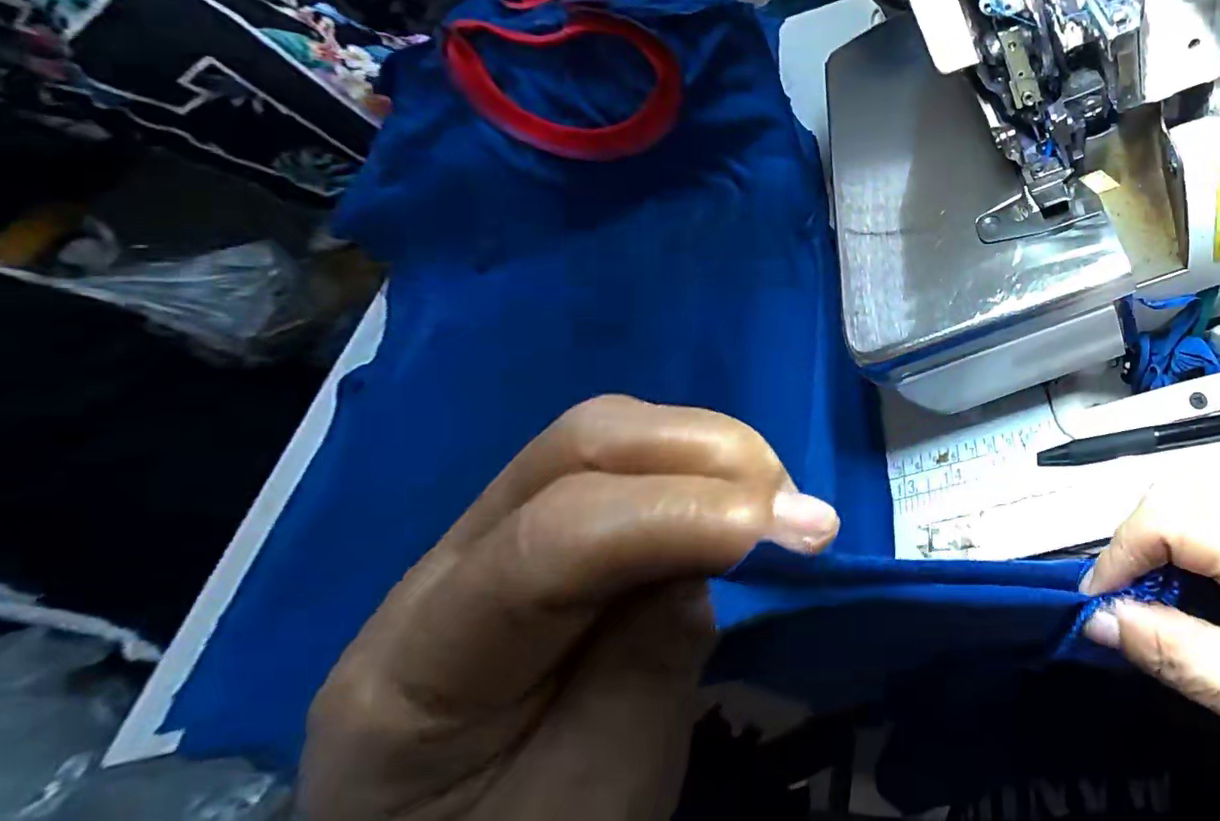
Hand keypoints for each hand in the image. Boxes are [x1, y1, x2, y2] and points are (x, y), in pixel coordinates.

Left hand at [300, 396, 840, 820]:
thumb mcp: (592, 797)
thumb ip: (646, 667)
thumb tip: (714, 550)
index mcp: (420, 660)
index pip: (554, 538)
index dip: (684, 516)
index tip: (799, 538)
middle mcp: (442, 565)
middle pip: (579, 447)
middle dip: (707, 457)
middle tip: (796, 515)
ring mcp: (489, 532)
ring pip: (605, 434)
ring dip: (709, 452)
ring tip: (776, 510)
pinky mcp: (538, 525)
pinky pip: (622, 463)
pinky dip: (696, 468)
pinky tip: (736, 508)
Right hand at [1080, 496, 1219, 820]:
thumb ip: (1168, 649)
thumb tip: (1093, 619)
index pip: (1164, 519)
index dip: (1116, 559)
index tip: (1090, 610)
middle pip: (1172, 505)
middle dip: (1131, 552)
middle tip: (1112, 610)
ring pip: (1188, 517)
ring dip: (1153, 558)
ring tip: (1139, 611)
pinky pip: (1212, 539)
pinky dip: (1179, 565)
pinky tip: (1178, 606)